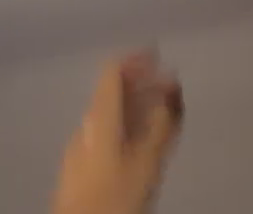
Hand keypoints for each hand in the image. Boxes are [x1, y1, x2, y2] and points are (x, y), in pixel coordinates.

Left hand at [51, 51, 184, 213]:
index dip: (137, 59)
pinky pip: (105, 134)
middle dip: (141, 84)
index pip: (113, 70)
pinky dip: (126, 127)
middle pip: (111, 91)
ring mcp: (79, 147)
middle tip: (168, 88)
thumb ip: (163, 120)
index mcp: (99, 115)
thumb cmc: (115, 195)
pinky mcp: (79, 168)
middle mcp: (86, 124)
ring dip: (135, 107)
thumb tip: (173, 85)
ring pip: (109, 114)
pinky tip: (141, 143)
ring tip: (161, 115)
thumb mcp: (148, 159)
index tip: (160, 57)